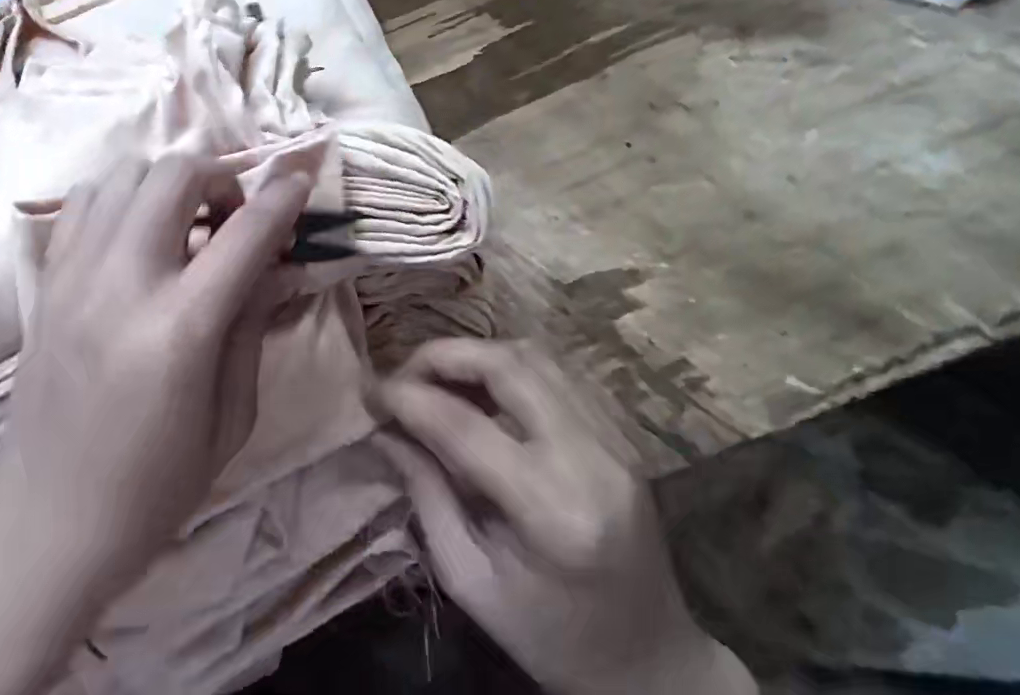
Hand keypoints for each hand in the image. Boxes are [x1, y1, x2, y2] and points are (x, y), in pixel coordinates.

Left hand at [0, 155, 312, 694]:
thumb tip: (276, 265)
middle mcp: (122, 281)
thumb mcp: (230, 419)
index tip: (300, 180)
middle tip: (236, 216)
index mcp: (179, 327)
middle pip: (174, 176)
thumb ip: (252, 326)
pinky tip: (136, 235)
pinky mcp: (47, 280)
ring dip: (168, 183)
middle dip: (220, 177)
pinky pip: (82, 203)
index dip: (281, 197)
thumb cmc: (153, 487)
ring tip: (186, 222)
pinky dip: (120, 198)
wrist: (48, 517)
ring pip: (124, 174)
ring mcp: (75, 274)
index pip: (244, 233)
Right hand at [373, 339, 756, 694]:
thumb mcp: (468, 578)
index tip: (369, 393)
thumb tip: (383, 429)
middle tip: (401, 378)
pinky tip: (476, 391)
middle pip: (508, 365)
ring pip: (534, 357)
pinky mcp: (620, 437)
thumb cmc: (548, 636)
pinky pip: (555, 373)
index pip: (464, 425)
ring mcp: (616, 443)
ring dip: (473, 356)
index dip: (406, 398)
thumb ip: (424, 493)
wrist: (651, 662)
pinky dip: (504, 368)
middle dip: (441, 357)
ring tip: (433, 381)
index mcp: (553, 511)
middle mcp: (592, 461)